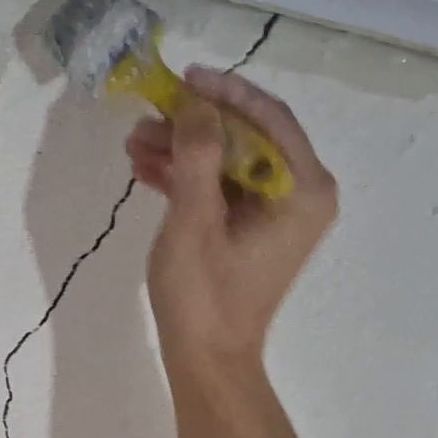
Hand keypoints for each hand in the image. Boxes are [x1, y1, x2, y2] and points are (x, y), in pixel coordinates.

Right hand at [125, 66, 337, 371]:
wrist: (206, 357)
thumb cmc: (203, 293)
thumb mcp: (194, 221)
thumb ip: (199, 157)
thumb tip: (195, 105)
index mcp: (301, 188)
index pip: (268, 120)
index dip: (225, 94)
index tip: (182, 79)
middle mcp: (298, 193)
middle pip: (247, 139)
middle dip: (195, 125)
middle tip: (146, 117)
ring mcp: (273, 214)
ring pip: (228, 163)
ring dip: (183, 150)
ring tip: (135, 145)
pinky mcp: (248, 231)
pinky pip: (220, 190)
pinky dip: (187, 178)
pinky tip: (148, 169)